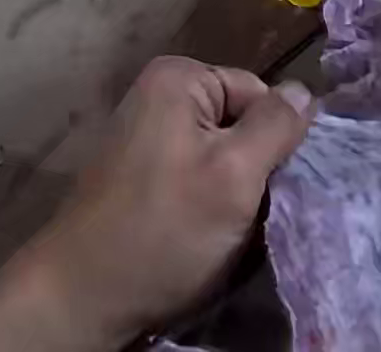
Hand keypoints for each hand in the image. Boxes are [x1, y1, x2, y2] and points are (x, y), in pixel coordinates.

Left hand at [0, 57, 313, 351]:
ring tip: (218, 226)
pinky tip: (193, 230)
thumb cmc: (161, 230)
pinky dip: (202, 198)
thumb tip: (305, 91)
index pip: (258, 94)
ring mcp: (144, 129)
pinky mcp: (137, 167)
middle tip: (241, 211)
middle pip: (237, 120)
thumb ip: (276, 125)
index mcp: (180, 77)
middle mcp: (159, 91)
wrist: (75, 303)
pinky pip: (192, 169)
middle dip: (249, 165)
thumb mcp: (234, 175)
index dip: (271, 141)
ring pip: (218, 150)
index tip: (263, 188)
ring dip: (228, 187)